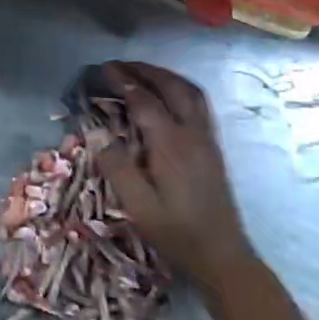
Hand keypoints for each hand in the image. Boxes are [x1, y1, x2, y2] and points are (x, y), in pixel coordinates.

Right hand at [94, 61, 258, 290]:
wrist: (222, 254)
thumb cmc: (176, 232)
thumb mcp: (138, 206)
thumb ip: (117, 167)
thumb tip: (97, 134)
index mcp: (171, 144)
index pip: (144, 100)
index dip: (123, 81)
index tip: (103, 69)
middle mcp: (192, 133)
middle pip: (171, 87)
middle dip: (145, 70)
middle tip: (120, 65)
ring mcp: (206, 139)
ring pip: (190, 92)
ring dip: (165, 76)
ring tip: (143, 73)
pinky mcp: (213, 147)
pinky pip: (199, 104)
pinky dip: (181, 88)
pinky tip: (170, 97)